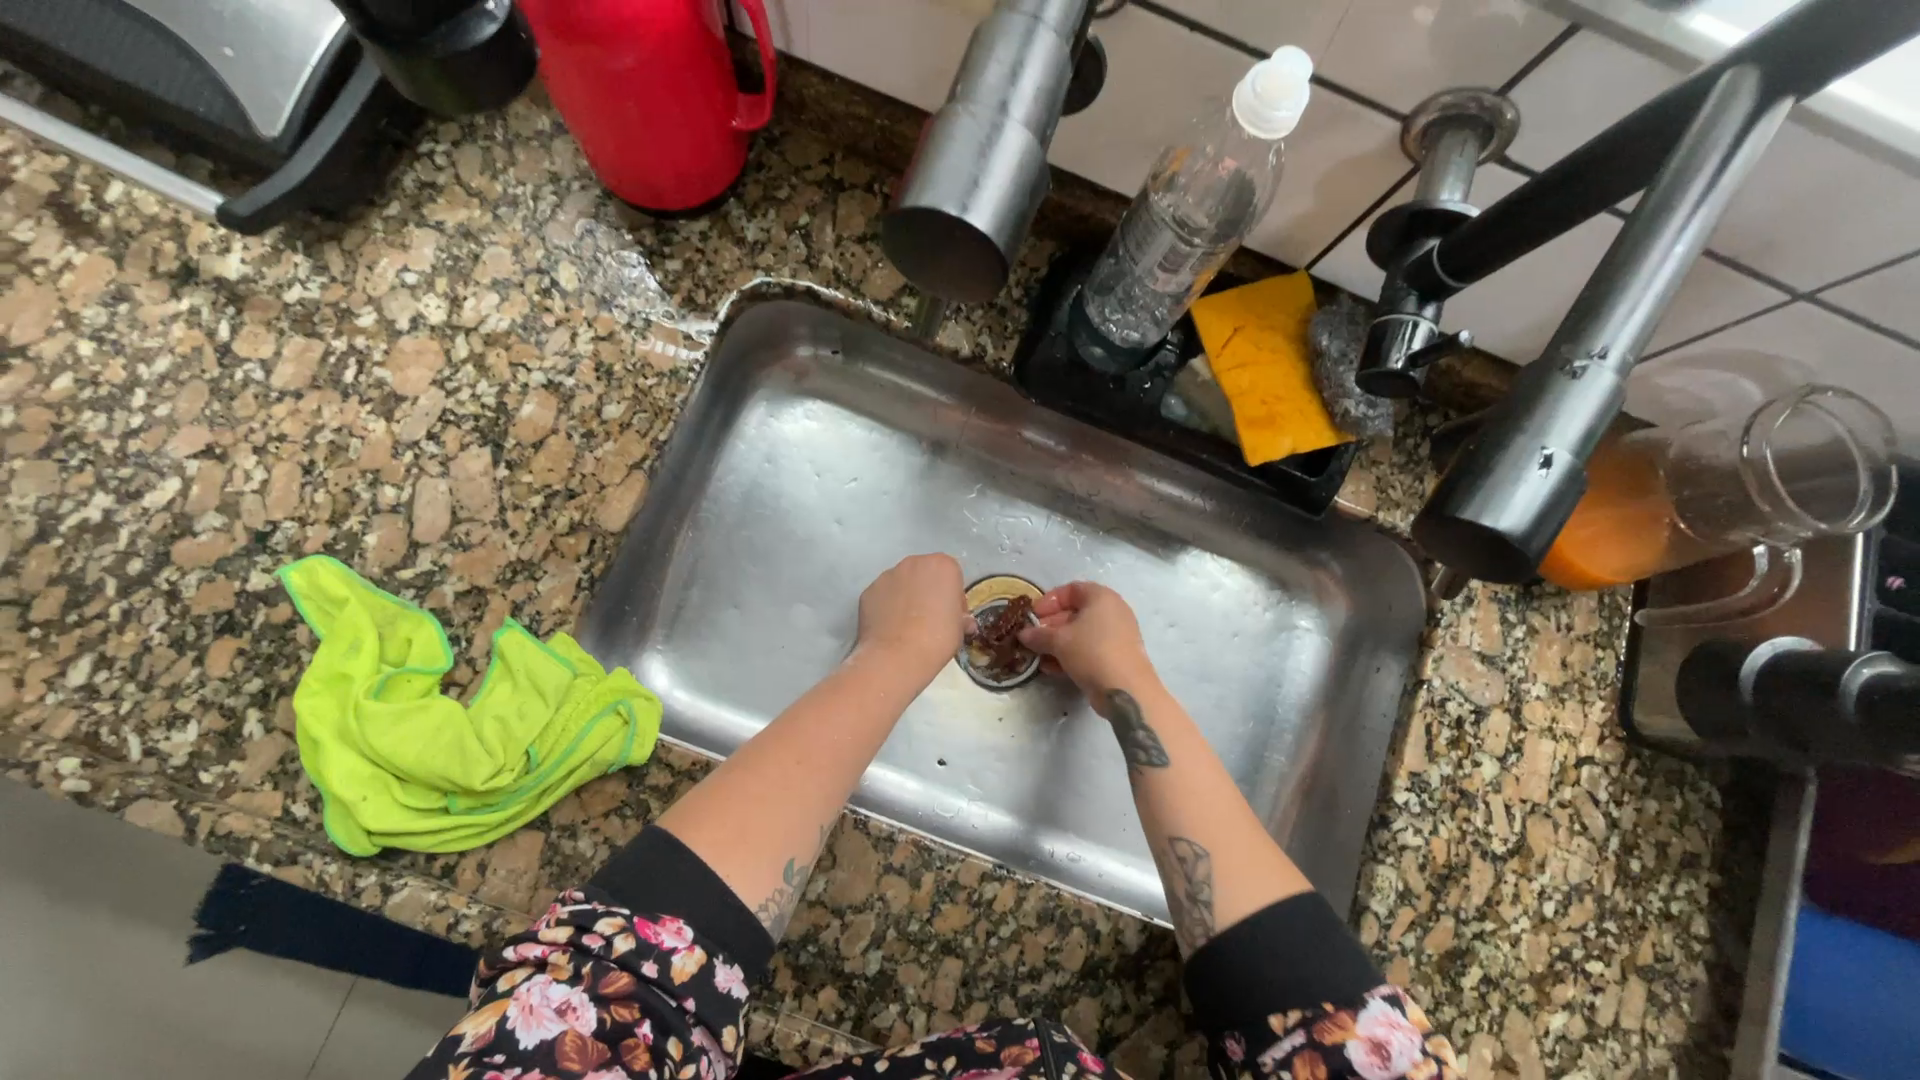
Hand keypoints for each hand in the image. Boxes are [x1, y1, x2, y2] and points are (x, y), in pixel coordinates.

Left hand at [855, 554, 968, 674]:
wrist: (897, 656)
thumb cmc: (937, 638)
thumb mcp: (959, 629)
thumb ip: (960, 617)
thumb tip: (962, 622)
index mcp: (942, 566)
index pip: (952, 575)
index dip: (953, 596)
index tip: (951, 615)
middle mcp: (913, 563)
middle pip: (925, 574)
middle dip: (928, 592)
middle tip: (930, 618)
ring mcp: (887, 575)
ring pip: (901, 583)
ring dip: (906, 598)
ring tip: (907, 625)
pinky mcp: (868, 591)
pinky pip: (883, 596)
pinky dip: (887, 608)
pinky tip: (890, 628)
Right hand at [1017, 582, 1160, 713]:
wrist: (1125, 689)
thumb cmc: (1091, 652)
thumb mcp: (1059, 641)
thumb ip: (1038, 634)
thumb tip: (1023, 634)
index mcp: (1101, 597)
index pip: (1071, 590)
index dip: (1049, 601)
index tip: (1032, 616)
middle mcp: (1112, 611)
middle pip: (1075, 612)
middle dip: (1050, 625)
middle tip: (1032, 638)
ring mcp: (1116, 635)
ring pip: (1080, 634)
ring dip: (1057, 643)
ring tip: (1038, 656)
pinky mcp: (1116, 656)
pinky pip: (1089, 649)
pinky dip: (1071, 655)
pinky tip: (1052, 668)